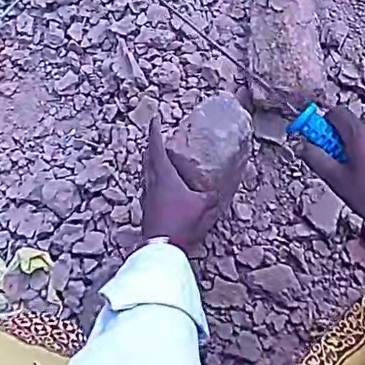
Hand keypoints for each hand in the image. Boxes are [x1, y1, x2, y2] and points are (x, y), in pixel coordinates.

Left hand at [140, 117, 235, 247]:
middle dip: (151, 145)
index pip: (156, 146)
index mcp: (163, 174)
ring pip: (146, 172)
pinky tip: (161, 186)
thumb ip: (211, 197)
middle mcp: (151, 181)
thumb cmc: (181, 221)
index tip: (155, 118)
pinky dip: (154, 179)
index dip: (155, 131)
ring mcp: (146, 195)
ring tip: (159, 159)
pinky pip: (149, 186)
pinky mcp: (146, 207)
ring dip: (151, 162)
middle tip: (157, 137)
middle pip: (148, 157)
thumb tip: (217, 192)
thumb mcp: (203, 207)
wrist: (161, 246)